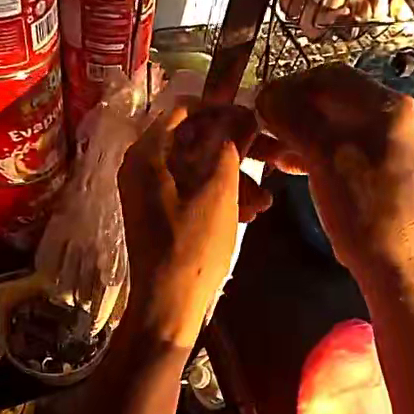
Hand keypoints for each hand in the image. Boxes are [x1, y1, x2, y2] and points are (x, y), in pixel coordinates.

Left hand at [118, 101, 270, 349]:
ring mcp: (148, 191)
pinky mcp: (159, 213)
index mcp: (147, 153)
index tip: (256, 121)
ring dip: (233, 178)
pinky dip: (219, 196)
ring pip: (197, 168)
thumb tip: (244, 113)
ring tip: (264, 202)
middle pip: (194, 140)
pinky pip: (192, 191)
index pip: (185, 109)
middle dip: (235, 150)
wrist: (168, 304)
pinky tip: (249, 213)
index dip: (223, 110)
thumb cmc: (193, 245)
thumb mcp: (218, 190)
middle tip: (271, 158)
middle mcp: (142, 166)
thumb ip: (231, 144)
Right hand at [255, 64, 413, 284]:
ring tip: (264, 143)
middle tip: (259, 122)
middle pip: (329, 98)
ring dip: (294, 130)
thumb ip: (294, 118)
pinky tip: (281, 161)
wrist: (391, 260)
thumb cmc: (362, 205)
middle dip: (290, 108)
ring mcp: (379, 143)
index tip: (260, 100)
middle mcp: (386, 117)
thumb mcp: (325, 155)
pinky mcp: (368, 169)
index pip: (330, 75)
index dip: (291, 84)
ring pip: (327, 124)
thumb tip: (266, 94)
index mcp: (386, 105)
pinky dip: (306, 149)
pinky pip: (332, 147)